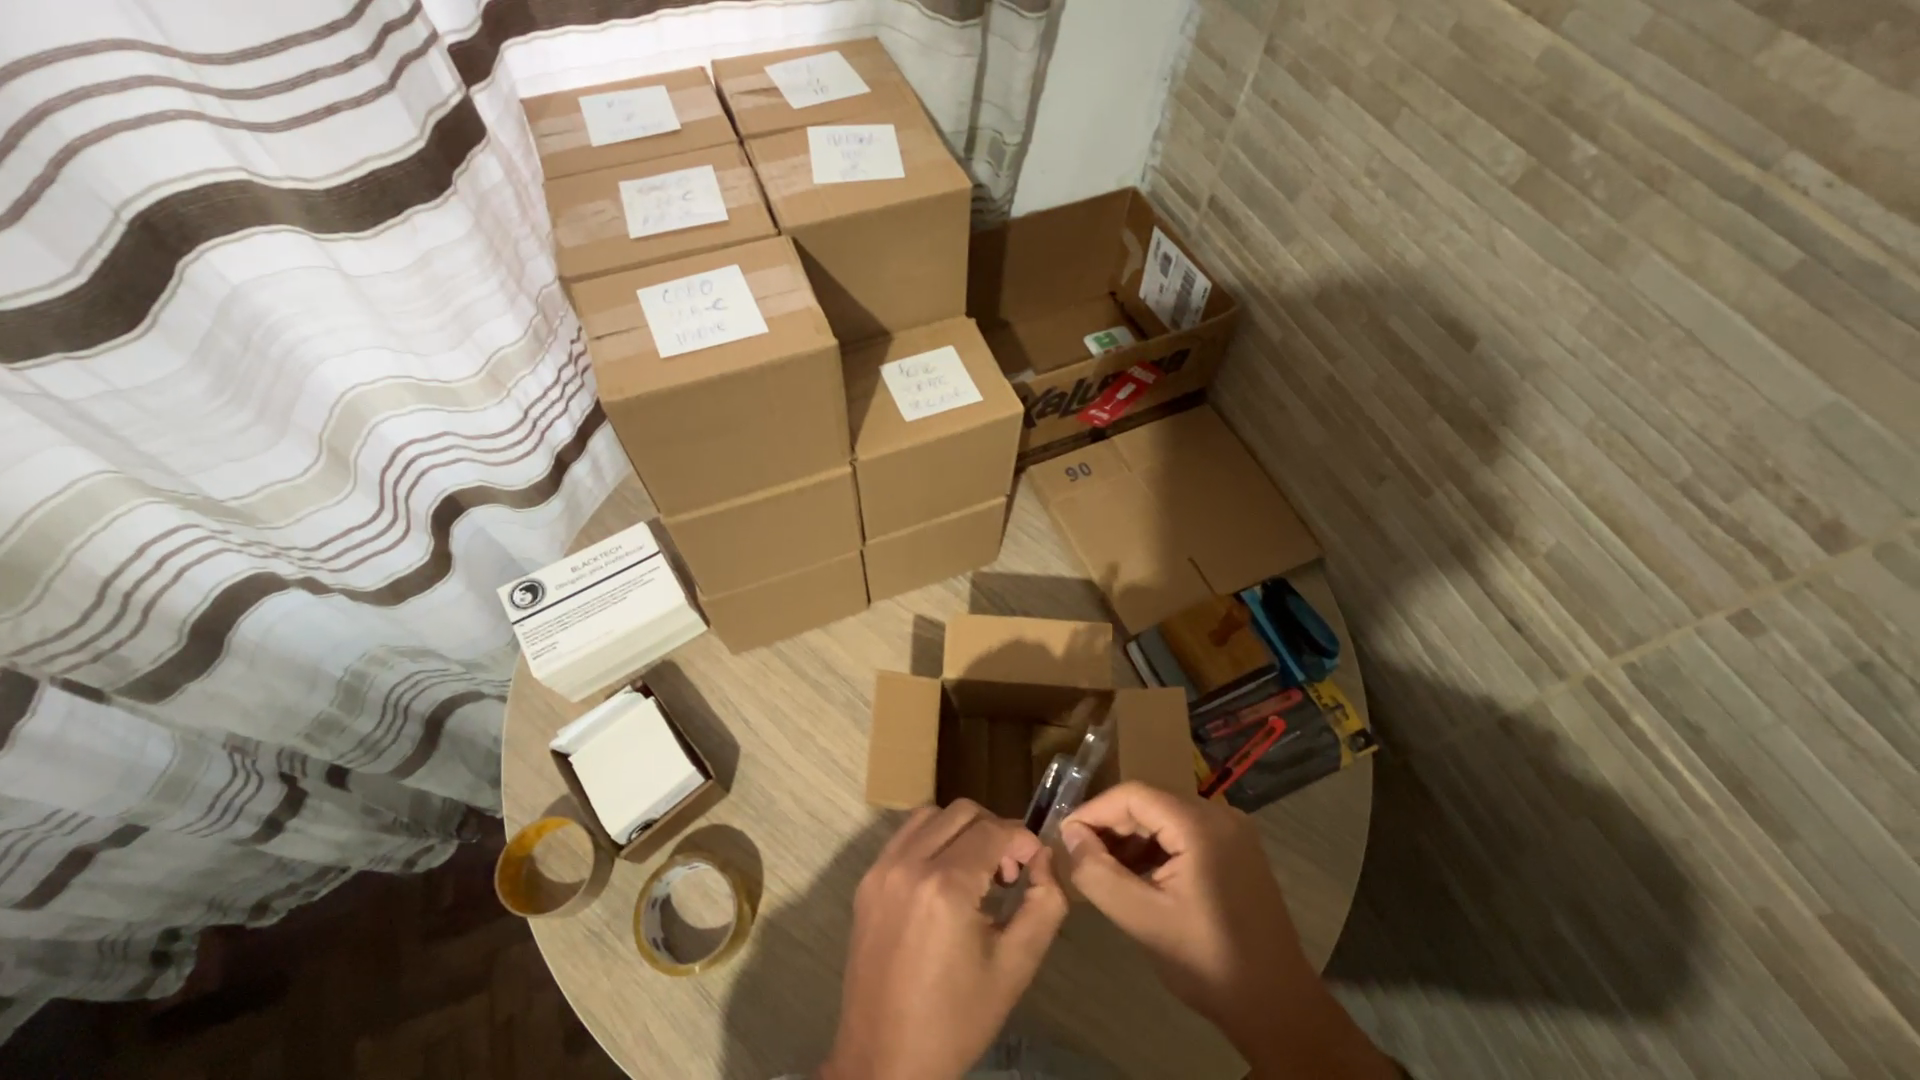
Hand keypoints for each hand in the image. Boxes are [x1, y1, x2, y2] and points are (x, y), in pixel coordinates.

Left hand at [820, 800, 1068, 1079]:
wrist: (885, 1058)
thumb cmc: (956, 1018)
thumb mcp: (1016, 965)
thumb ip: (1045, 903)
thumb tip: (1047, 861)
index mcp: (944, 886)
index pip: (995, 830)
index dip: (1024, 841)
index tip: (1036, 867)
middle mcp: (907, 865)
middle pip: (962, 812)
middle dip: (995, 830)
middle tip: (1009, 873)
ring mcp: (880, 871)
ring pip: (930, 816)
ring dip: (961, 831)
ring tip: (977, 874)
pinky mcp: (866, 884)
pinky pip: (904, 838)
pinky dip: (932, 841)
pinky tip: (945, 881)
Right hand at [1061, 783, 1396, 1078]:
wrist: (1275, 1003)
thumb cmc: (1205, 960)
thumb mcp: (1141, 918)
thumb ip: (1097, 873)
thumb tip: (1070, 836)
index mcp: (1200, 825)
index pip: (1133, 795)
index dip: (1093, 811)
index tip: (1063, 837)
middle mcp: (1220, 816)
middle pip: (1150, 803)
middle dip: (1110, 826)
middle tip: (1077, 855)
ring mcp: (1233, 833)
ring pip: (1166, 818)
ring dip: (1131, 839)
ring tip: (1101, 869)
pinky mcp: (1237, 852)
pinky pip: (1185, 835)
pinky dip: (1156, 849)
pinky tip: (1136, 877)